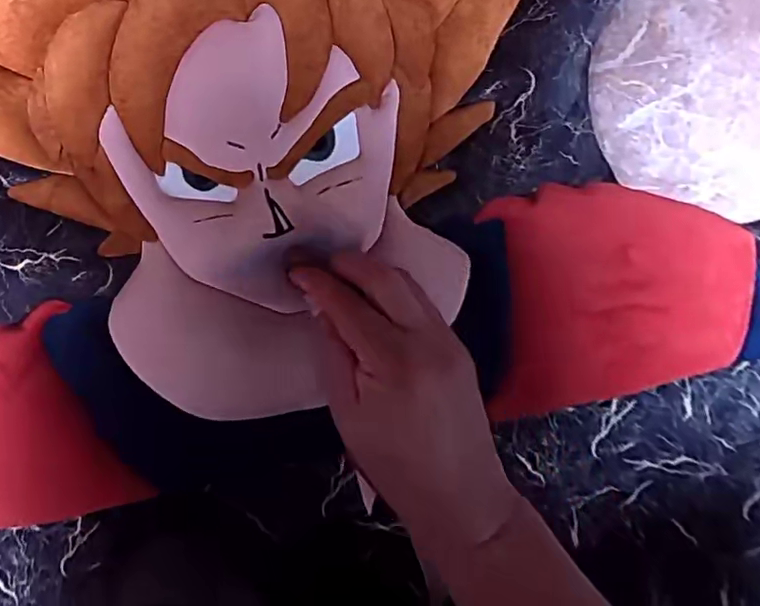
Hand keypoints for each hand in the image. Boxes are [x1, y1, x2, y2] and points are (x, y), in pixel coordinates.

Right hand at [289, 252, 517, 557]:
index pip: (350, 305)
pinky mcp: (458, 341)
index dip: (319, 281)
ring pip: (407, 282)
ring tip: (342, 275)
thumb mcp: (347, 415)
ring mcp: (448, 337)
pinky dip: (393, 288)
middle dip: (347, 263)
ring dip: (372, 270)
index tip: (296, 268)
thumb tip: (322, 306)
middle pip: (384, 278)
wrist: (462, 496)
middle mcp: (427, 339)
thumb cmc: (394, 466)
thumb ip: (333, 353)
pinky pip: (421, 299)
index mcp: (395, 363)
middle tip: (318, 263)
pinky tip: (374, 297)